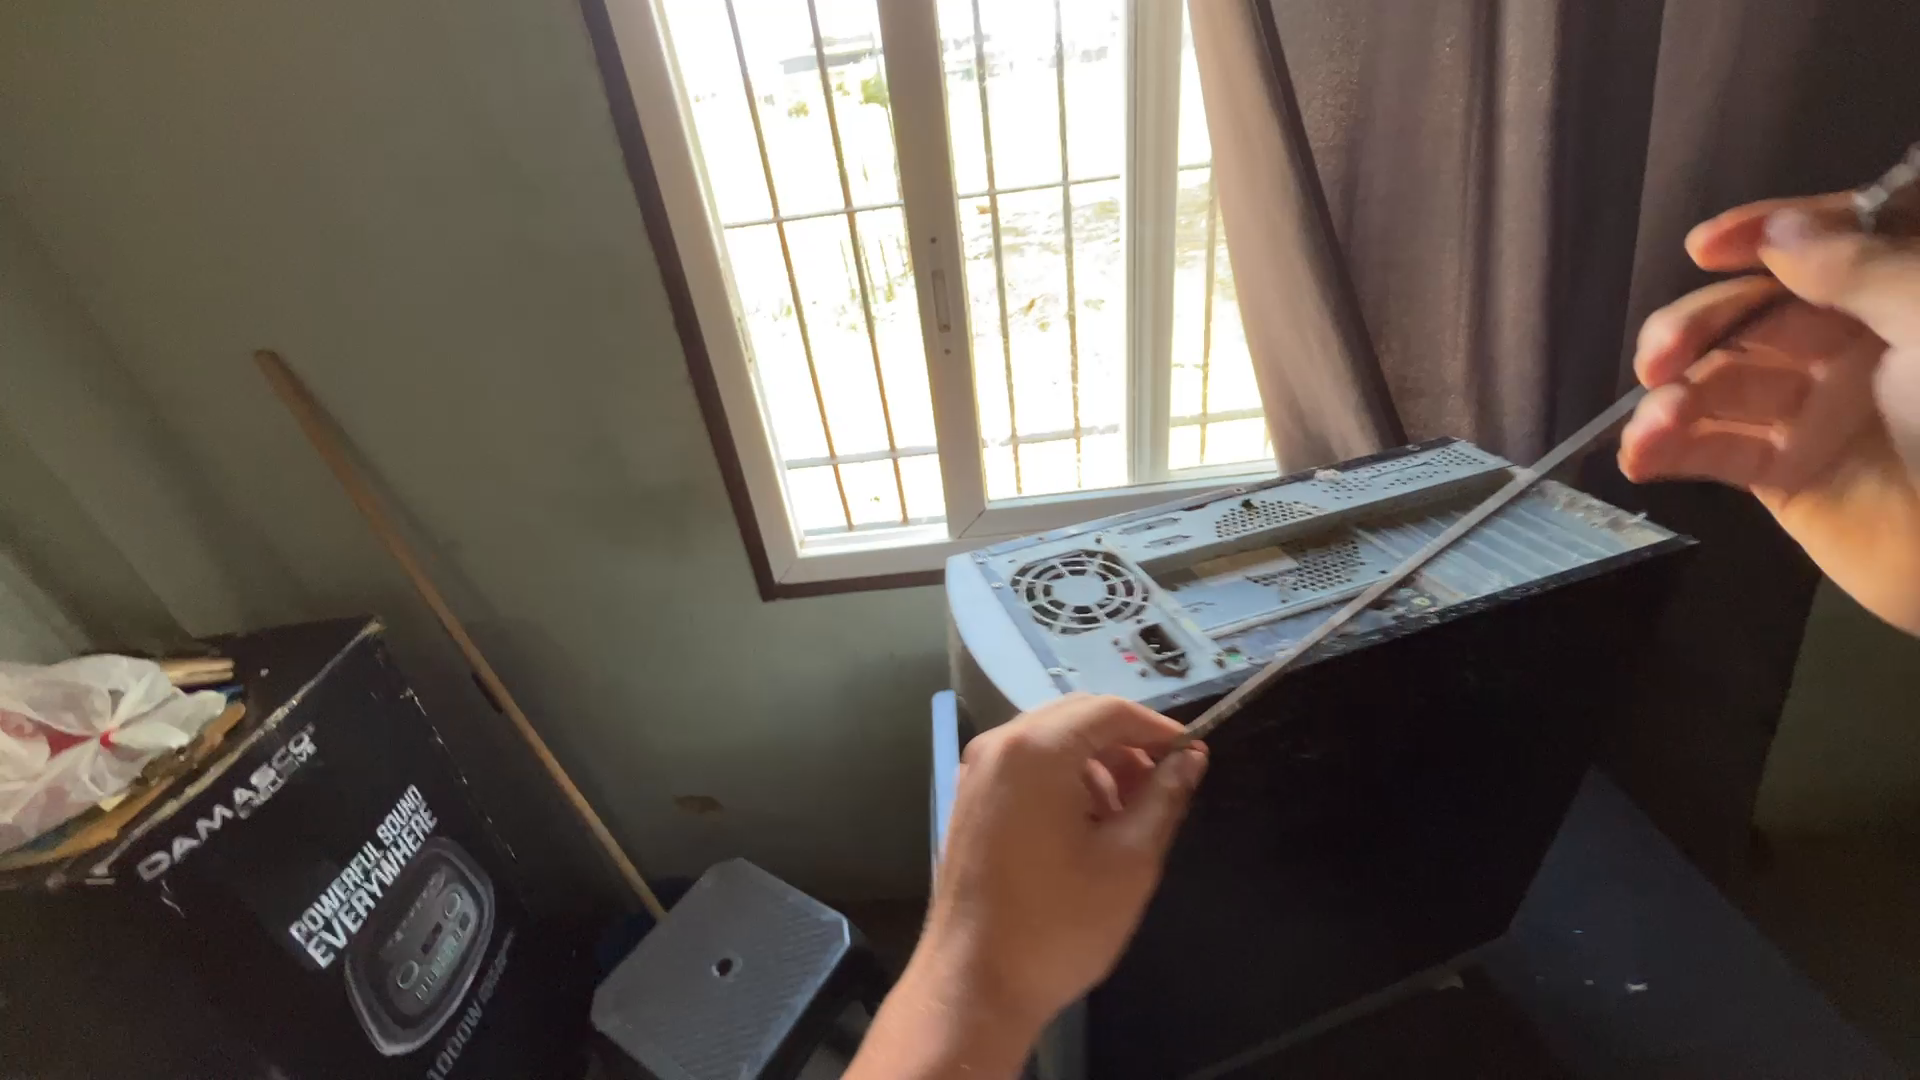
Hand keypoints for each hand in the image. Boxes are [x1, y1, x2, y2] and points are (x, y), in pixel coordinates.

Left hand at [846, 695, 1206, 1078]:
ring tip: (1126, 816)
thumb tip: (1191, 756)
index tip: (1191, 755)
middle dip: (1125, 744)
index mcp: (1035, 748)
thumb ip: (1164, 796)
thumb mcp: (1129, 860)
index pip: (1108, 710)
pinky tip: (1084, 824)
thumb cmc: (1058, 924)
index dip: (1156, 727)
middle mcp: (999, 743)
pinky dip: (1063, 776)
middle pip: (1077, 716)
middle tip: (1162, 787)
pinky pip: (1026, 762)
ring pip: (1052, 738)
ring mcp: (977, 767)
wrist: (974, 983)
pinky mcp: (970, 793)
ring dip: (1096, 763)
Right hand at [1620, 193, 1919, 633]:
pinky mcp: (1777, 474)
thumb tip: (1779, 232)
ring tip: (1658, 424)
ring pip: (1714, 388)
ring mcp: (1811, 414)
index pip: (1822, 248)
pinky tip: (1638, 456)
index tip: (1703, 247)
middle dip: (1690, 333)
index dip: (1762, 236)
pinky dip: (1661, 452)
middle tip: (1657, 360)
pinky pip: (1706, 452)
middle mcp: (1853, 350)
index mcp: (1902, 302)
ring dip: (1670, 404)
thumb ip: (1860, 271)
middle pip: (1746, 321)